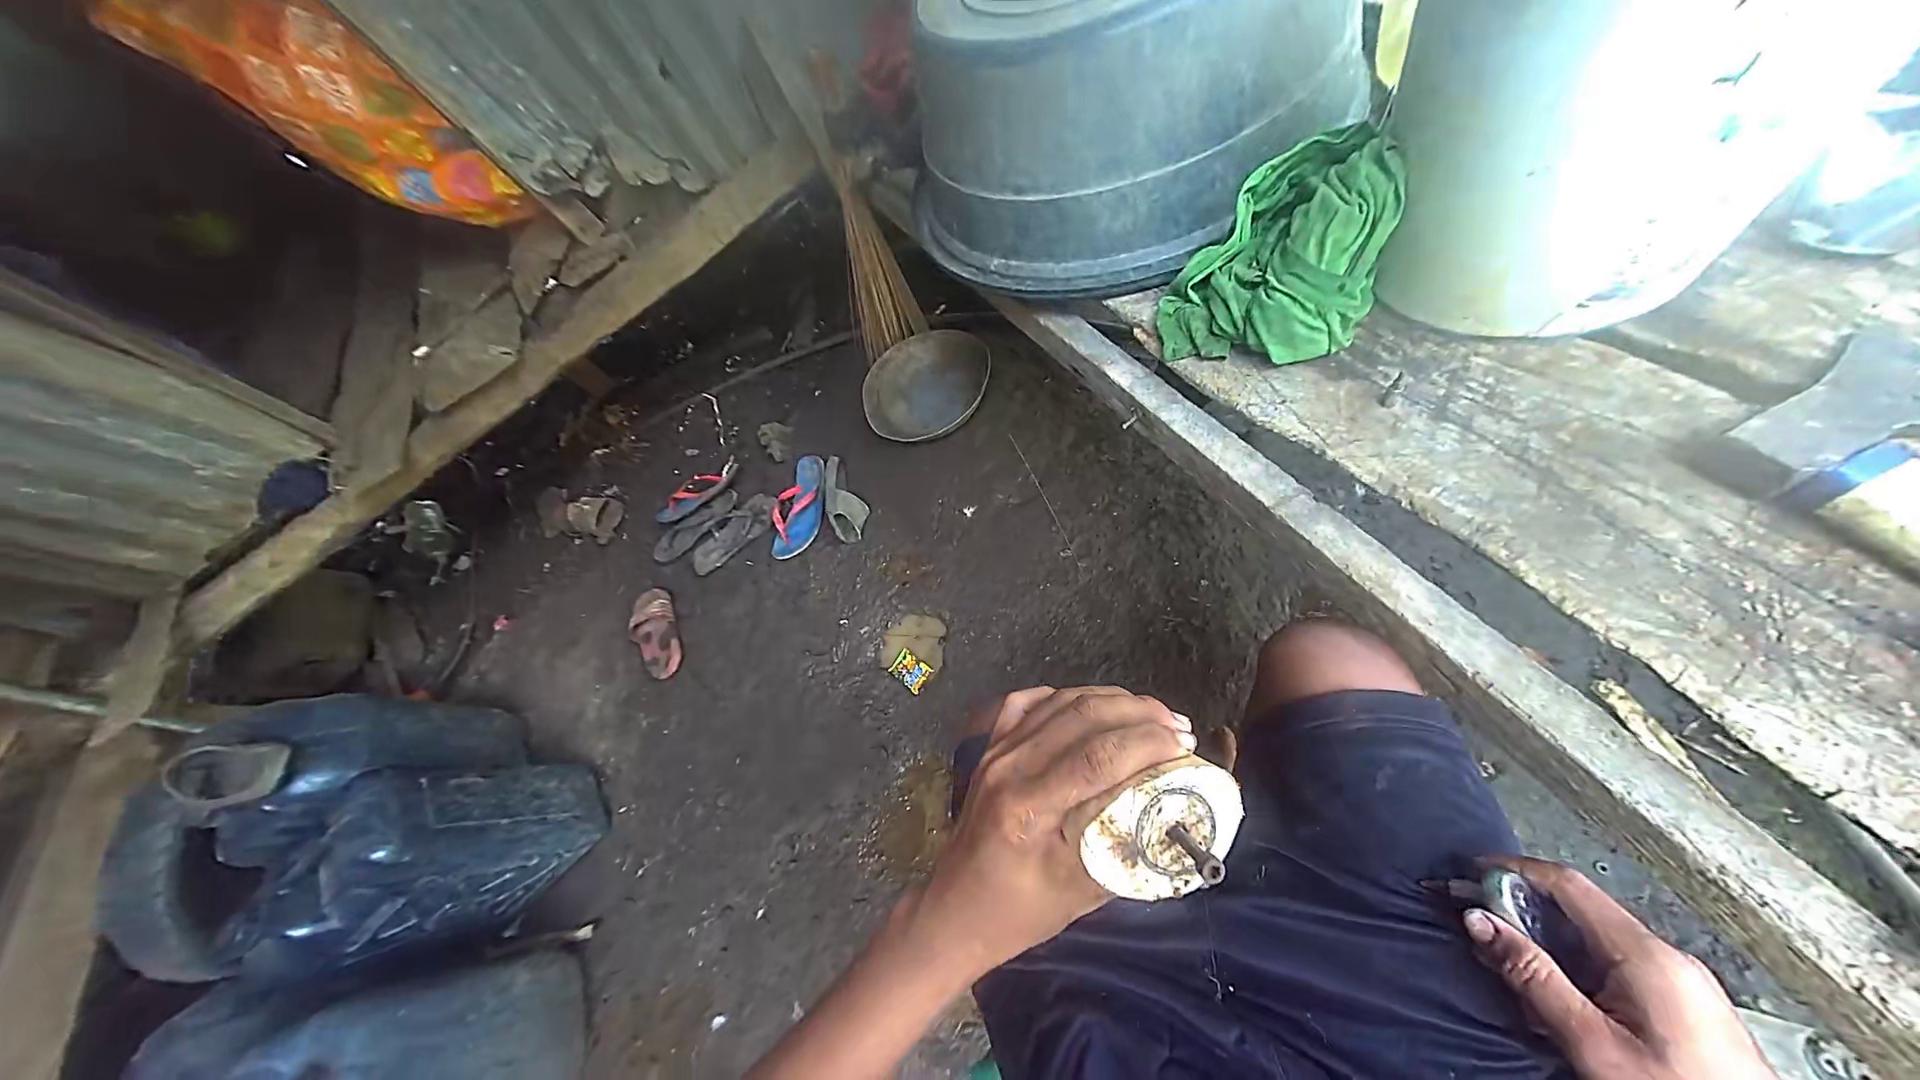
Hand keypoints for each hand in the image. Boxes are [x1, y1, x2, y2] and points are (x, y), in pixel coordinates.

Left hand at [907, 687, 1195, 975]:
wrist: (954, 907)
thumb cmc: (1018, 911)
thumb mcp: (1079, 892)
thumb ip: (1124, 847)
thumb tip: (1174, 807)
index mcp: (1027, 807)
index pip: (1098, 755)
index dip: (1147, 742)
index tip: (1185, 745)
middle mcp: (1009, 766)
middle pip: (1082, 716)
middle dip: (1139, 713)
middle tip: (1179, 726)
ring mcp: (996, 749)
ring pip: (1061, 701)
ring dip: (1112, 699)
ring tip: (1152, 713)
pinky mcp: (991, 745)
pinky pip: (1030, 702)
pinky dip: (1067, 695)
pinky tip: (1095, 702)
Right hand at [1465, 855, 1776, 1079]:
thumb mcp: (1593, 1043)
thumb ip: (1532, 976)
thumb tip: (1477, 919)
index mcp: (1648, 955)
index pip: (1565, 882)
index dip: (1509, 869)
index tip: (1465, 874)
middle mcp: (1668, 958)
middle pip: (1577, 909)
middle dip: (1518, 911)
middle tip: (1475, 925)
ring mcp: (1682, 983)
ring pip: (1592, 938)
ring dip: (1542, 942)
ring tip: (1507, 966)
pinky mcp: (1685, 1007)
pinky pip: (1613, 964)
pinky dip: (1571, 965)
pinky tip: (1553, 993)